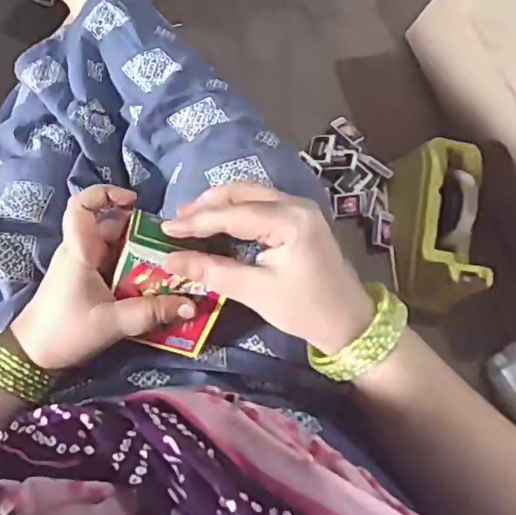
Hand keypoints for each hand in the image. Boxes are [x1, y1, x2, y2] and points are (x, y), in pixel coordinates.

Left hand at [8, 185, 195, 370]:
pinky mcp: (86, 284)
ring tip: (170, 266)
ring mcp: (82, 268)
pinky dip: (132, 271)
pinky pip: (113, 267)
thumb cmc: (64, 331)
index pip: (81, 206)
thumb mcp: (112, 323)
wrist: (32, 356)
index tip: (133, 201)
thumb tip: (191, 304)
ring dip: (140, 254)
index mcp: (79, 251)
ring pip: (115, 248)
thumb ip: (152, 313)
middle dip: (141, 232)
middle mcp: (80, 252)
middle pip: (111, 227)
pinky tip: (153, 285)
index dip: (105, 193)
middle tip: (170, 246)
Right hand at [160, 184, 375, 352]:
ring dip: (219, 204)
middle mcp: (296, 204)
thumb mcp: (255, 292)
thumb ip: (211, 271)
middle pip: (240, 192)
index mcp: (290, 220)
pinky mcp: (299, 217)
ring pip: (249, 193)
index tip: (165, 228)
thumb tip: (169, 260)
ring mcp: (300, 208)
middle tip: (175, 221)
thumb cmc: (305, 309)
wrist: (350, 322)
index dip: (196, 221)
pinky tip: (217, 221)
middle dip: (205, 205)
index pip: (232, 213)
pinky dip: (234, 209)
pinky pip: (260, 203)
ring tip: (190, 219)